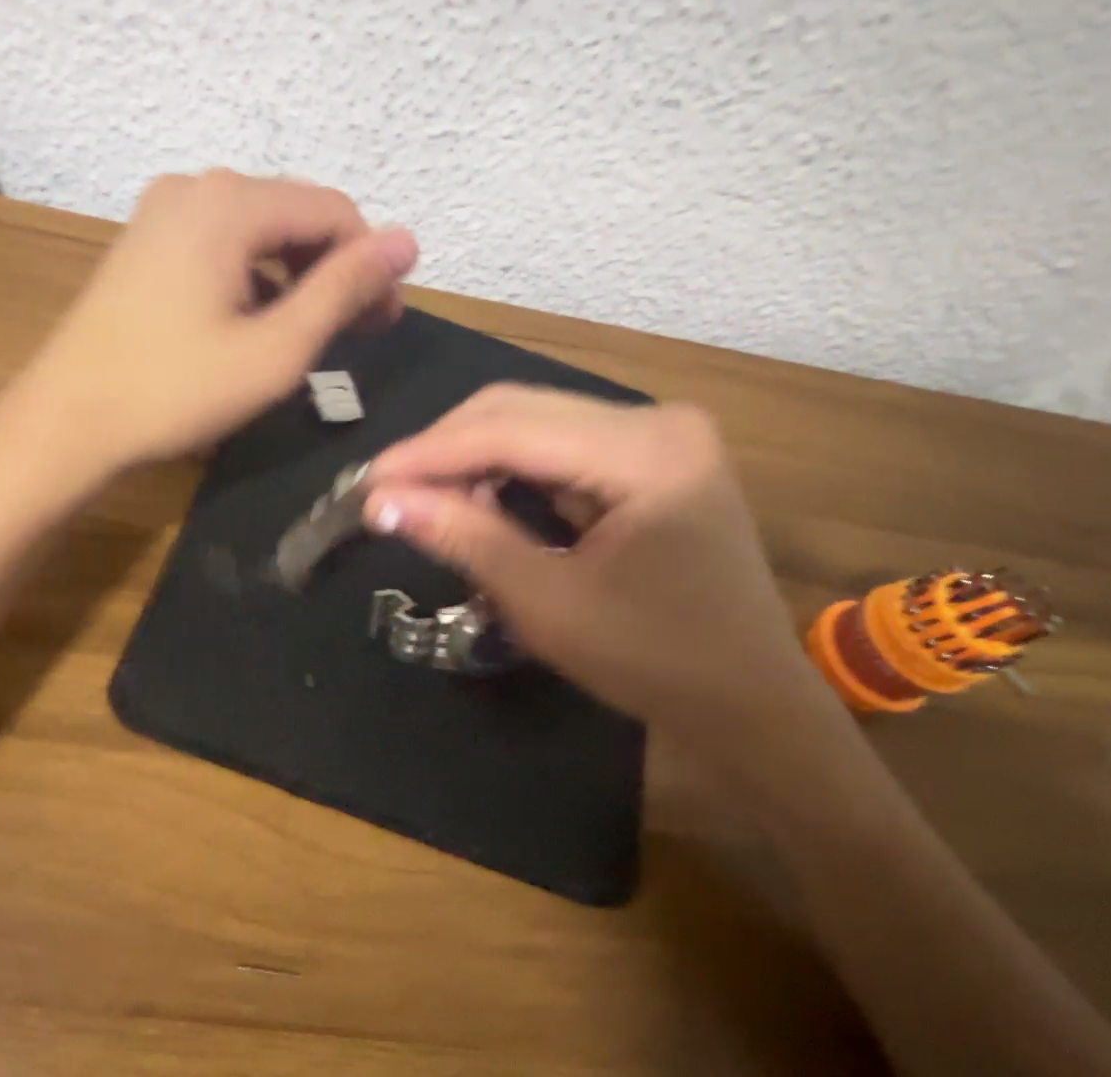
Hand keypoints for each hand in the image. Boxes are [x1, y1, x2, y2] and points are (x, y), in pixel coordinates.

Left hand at [0, 169, 417, 475]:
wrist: (68, 421)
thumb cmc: (176, 391)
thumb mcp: (276, 349)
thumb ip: (344, 290)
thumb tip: (407, 242)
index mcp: (230, 203)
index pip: (334, 211)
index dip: (372, 264)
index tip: (386, 324)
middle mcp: (195, 188)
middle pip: (295, 215)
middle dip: (334, 271)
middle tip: (358, 336)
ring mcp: (162, 213)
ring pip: (259, 233)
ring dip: (296, 279)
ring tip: (311, 340)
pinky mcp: (144, 243)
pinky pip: (221, 247)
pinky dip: (254, 281)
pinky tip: (258, 328)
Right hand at [363, 385, 851, 767]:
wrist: (746, 700)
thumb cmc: (652, 661)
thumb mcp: (547, 603)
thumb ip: (465, 538)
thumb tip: (381, 501)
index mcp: (647, 451)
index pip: (511, 428)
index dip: (428, 454)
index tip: (364, 483)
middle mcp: (656, 421)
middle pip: (520, 409)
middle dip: (445, 450)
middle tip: (384, 493)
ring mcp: (658, 436)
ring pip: (534, 423)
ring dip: (471, 459)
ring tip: (420, 501)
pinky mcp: (650, 458)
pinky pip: (558, 447)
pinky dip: (507, 471)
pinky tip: (472, 500)